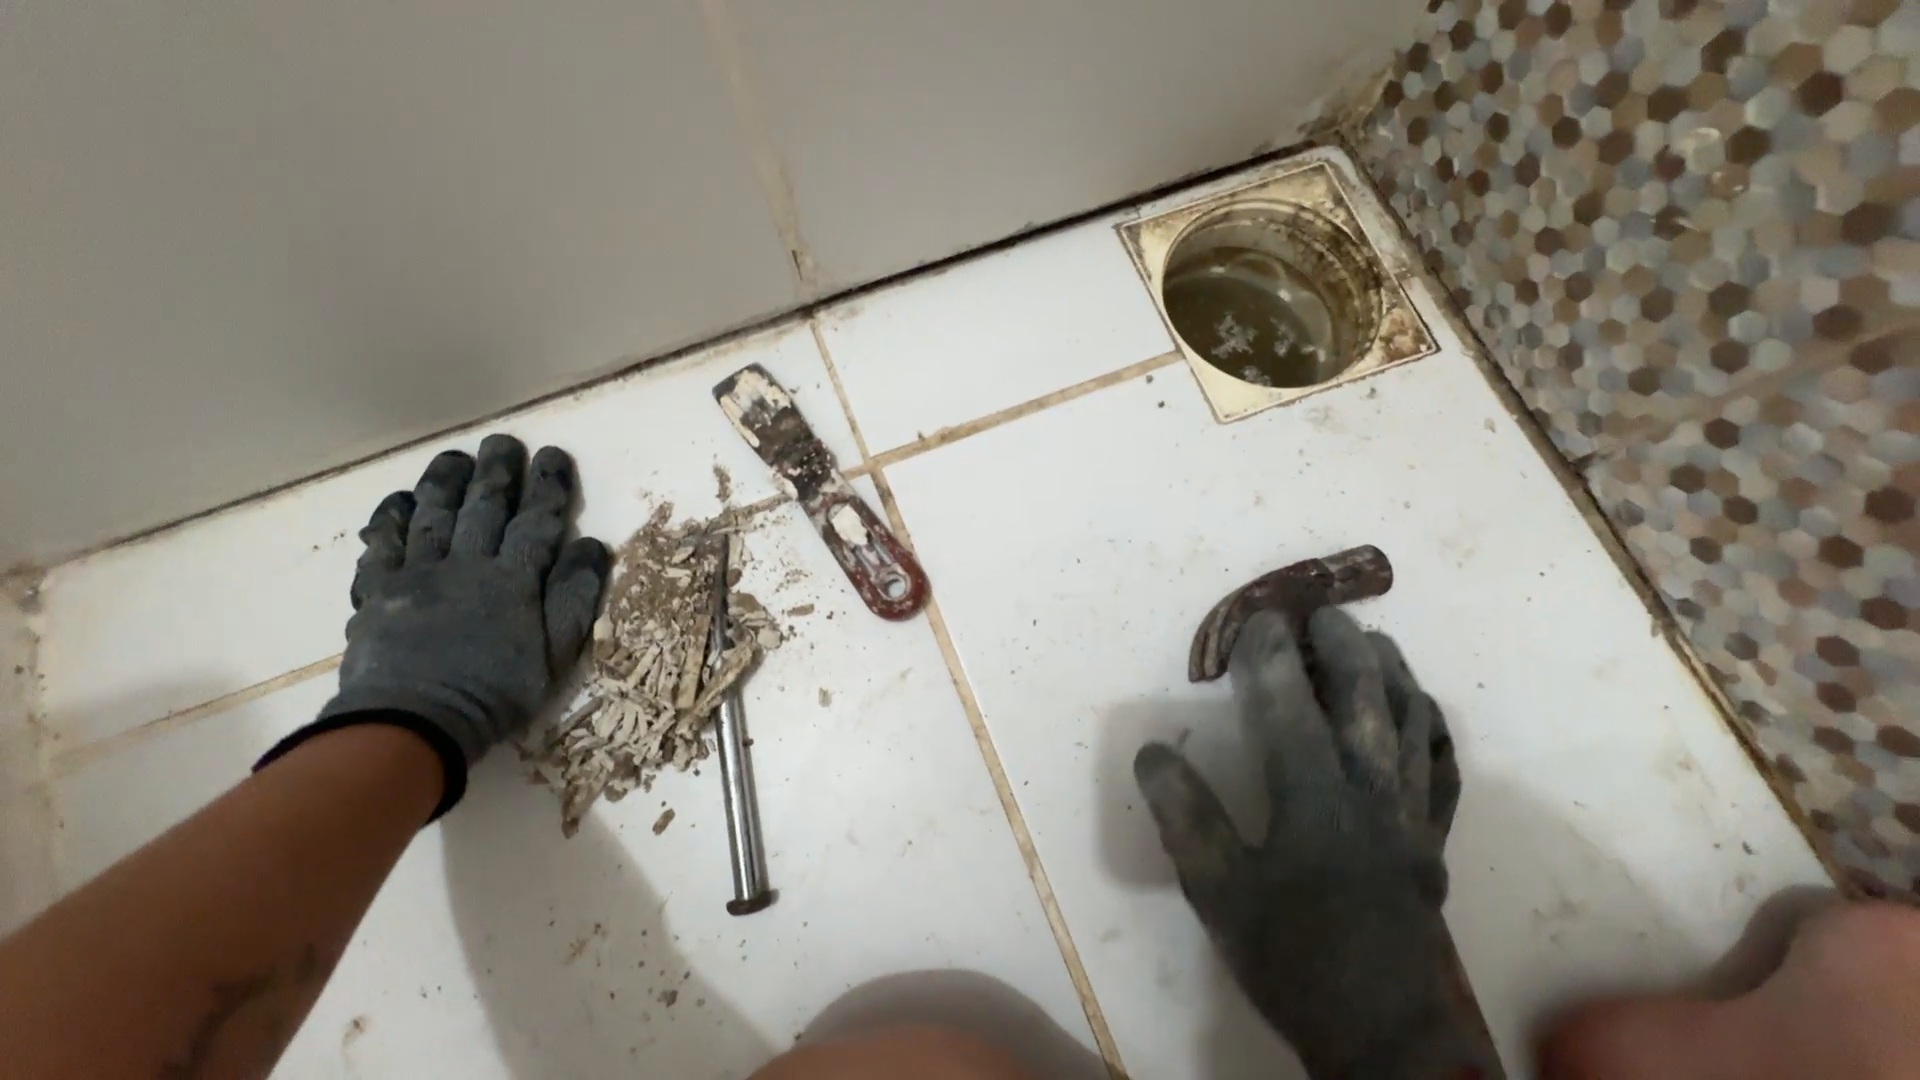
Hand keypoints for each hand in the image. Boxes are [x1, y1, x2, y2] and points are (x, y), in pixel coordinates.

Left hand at [258, 434, 610, 818]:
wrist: (413, 724)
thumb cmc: (497, 693)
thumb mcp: (556, 653)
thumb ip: (575, 596)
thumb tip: (594, 544)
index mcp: (515, 579)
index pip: (538, 521)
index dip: (548, 486)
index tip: (554, 456)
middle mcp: (468, 564)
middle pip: (486, 507)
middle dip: (498, 472)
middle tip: (504, 441)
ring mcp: (419, 573)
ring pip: (435, 514)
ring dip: (446, 481)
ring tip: (456, 456)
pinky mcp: (378, 589)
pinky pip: (383, 542)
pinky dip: (392, 517)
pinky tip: (400, 499)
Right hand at [1134, 608, 1491, 1078]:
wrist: (1382, 1033)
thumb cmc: (1291, 957)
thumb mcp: (1217, 894)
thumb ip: (1185, 818)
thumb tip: (1152, 752)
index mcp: (1314, 799)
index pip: (1288, 704)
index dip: (1267, 655)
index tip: (1255, 619)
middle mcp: (1370, 792)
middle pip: (1365, 697)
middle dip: (1342, 645)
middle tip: (1320, 612)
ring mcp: (1411, 815)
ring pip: (1412, 723)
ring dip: (1393, 672)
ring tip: (1374, 641)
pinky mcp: (1433, 840)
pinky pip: (1442, 769)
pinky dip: (1433, 729)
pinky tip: (1423, 712)